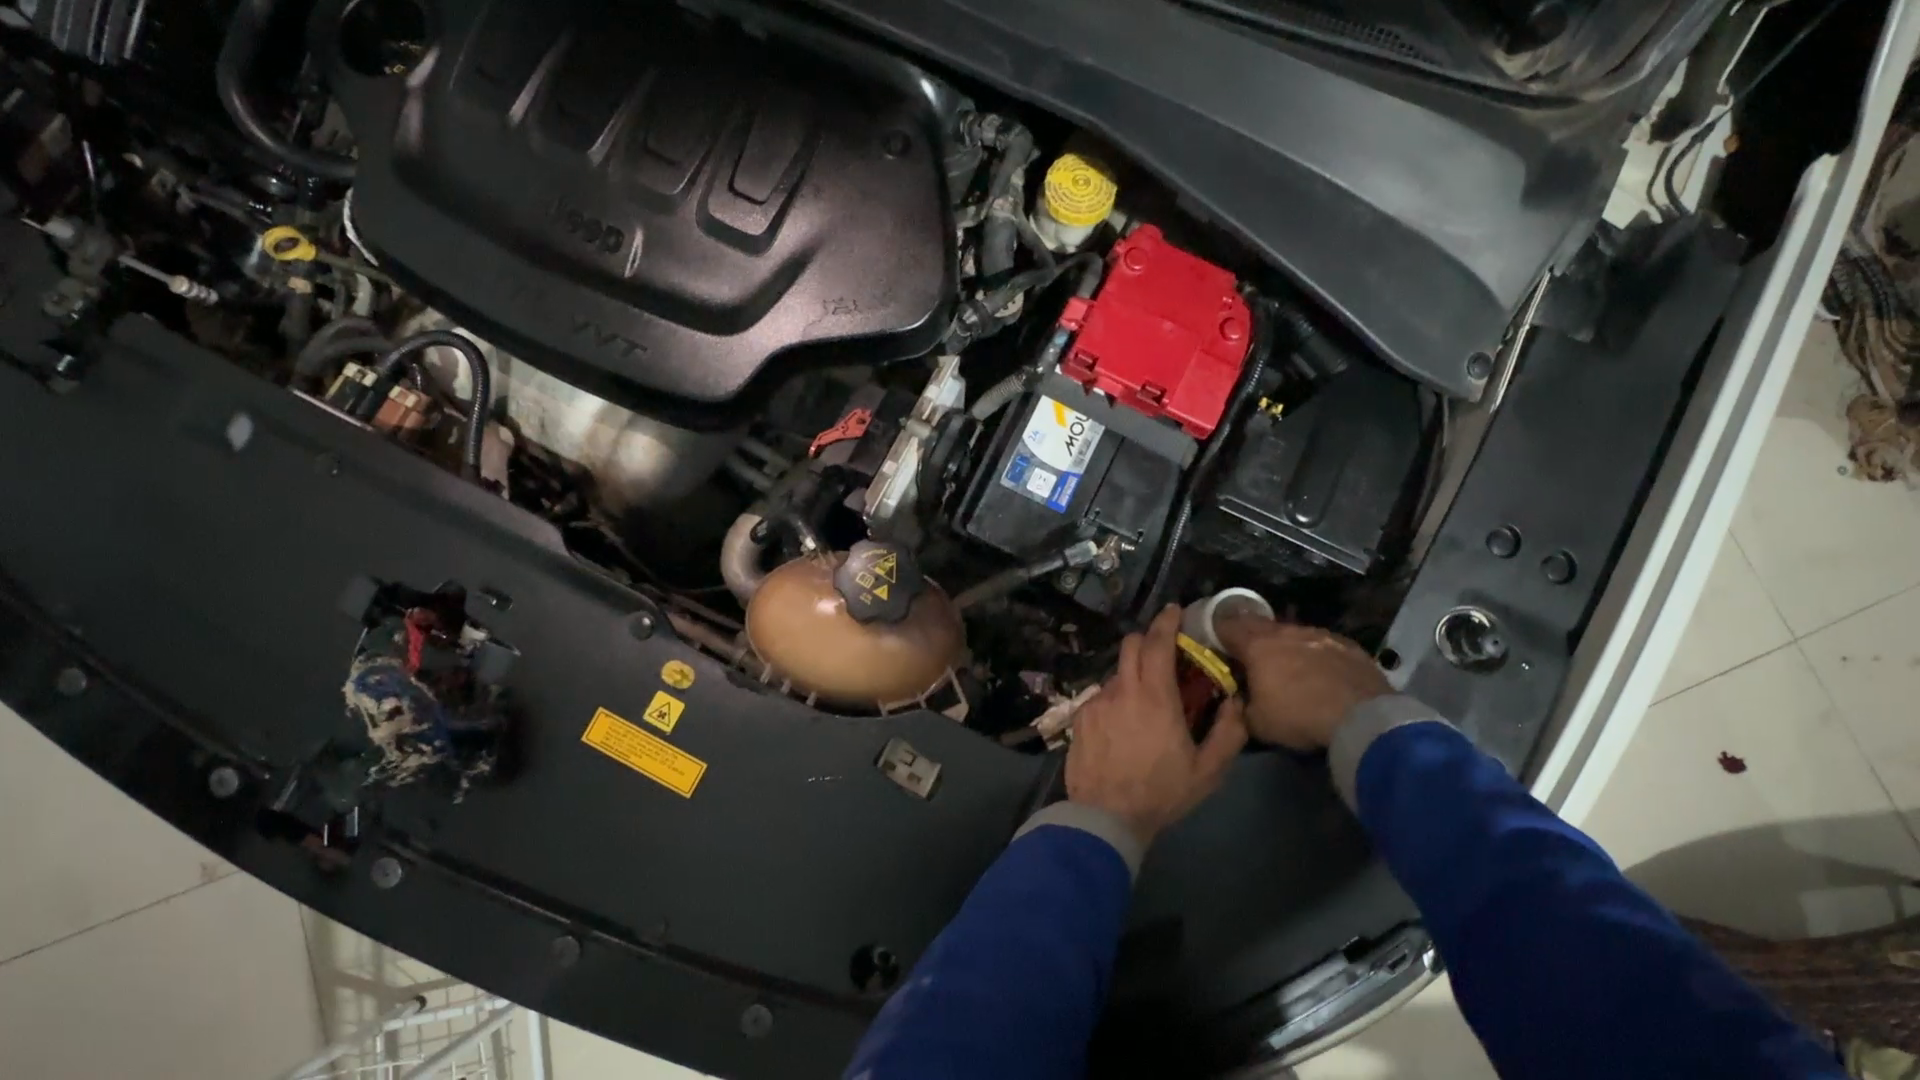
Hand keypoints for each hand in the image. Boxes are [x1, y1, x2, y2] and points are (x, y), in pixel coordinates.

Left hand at [1067, 606, 1248, 846]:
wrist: (1105, 817)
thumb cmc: (1161, 793)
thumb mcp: (1208, 771)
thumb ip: (1228, 733)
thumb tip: (1235, 702)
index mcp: (1155, 697)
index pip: (1157, 643)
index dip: (1166, 622)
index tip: (1175, 610)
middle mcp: (1122, 691)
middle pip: (1130, 646)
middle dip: (1147, 639)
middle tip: (1164, 652)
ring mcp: (1096, 703)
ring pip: (1116, 674)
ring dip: (1132, 676)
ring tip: (1146, 703)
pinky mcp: (1080, 718)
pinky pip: (1101, 697)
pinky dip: (1116, 699)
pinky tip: (1123, 725)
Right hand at [1214, 619, 1391, 750]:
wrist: (1362, 717)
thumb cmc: (1299, 717)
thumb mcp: (1256, 723)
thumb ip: (1241, 705)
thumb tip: (1240, 698)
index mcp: (1256, 646)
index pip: (1226, 627)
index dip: (1217, 635)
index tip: (1216, 646)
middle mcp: (1285, 632)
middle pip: (1258, 623)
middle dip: (1249, 635)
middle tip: (1247, 653)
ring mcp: (1319, 634)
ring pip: (1292, 632)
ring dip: (1284, 644)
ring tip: (1286, 665)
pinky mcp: (1347, 644)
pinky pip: (1321, 643)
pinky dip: (1314, 653)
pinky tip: (1320, 672)